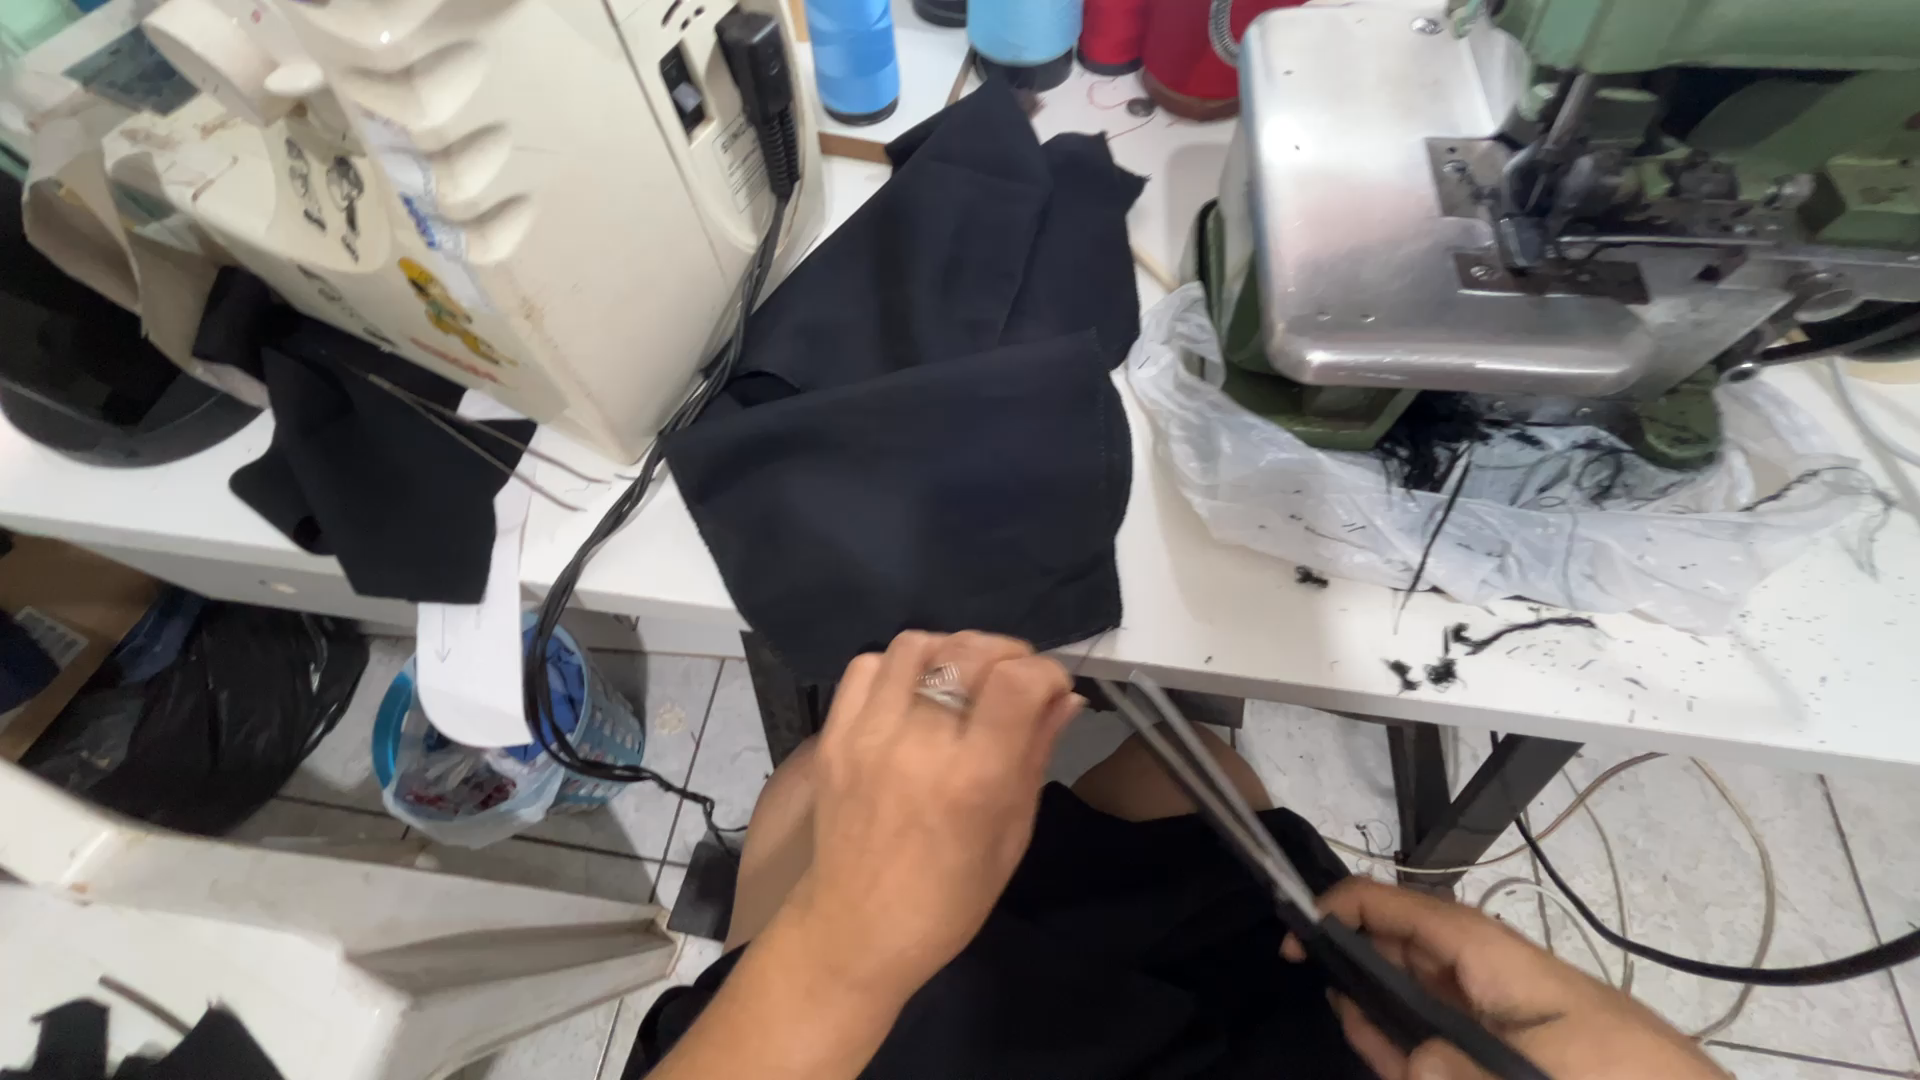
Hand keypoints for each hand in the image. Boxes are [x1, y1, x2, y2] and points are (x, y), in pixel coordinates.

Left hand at [773, 631, 1083, 1004]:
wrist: (855, 931)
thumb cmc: (950, 898)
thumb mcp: (1012, 834)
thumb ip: (1036, 753)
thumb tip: (1065, 696)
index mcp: (973, 780)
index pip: (1017, 681)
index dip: (1046, 671)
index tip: (1051, 688)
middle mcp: (918, 745)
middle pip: (967, 651)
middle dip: (1006, 651)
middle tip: (1014, 676)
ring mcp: (867, 736)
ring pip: (915, 645)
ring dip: (951, 650)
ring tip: (962, 677)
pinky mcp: (833, 737)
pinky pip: (865, 667)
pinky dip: (897, 666)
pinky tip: (912, 692)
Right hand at [1284, 878, 1727, 1079]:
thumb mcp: (1524, 1073)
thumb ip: (1451, 1065)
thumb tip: (1414, 1058)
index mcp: (1500, 960)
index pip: (1408, 907)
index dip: (1347, 906)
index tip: (1301, 933)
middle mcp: (1500, 980)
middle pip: (1413, 944)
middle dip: (1357, 948)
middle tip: (1306, 969)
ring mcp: (1513, 1023)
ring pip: (1428, 994)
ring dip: (1378, 995)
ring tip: (1334, 1000)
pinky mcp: (1519, 1057)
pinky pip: (1452, 1036)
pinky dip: (1410, 1036)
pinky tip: (1370, 1031)